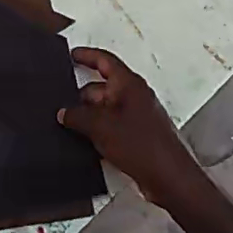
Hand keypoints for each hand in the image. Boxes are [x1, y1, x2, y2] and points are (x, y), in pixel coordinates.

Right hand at [58, 48, 204, 206]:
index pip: (105, 60)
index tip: (73, 54)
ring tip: (72, 125)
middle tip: (63, 104)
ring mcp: (138, 116)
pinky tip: (87, 142)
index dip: (87, 55)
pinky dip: (99, 130)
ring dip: (90, 116)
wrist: (169, 178)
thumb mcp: (100, 126)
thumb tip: (64, 113)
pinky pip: (112, 125)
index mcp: (129, 84)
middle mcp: (135, 96)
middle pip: (102, 87)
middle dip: (82, 96)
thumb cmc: (143, 146)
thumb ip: (77, 116)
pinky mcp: (138, 135)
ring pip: (106, 108)